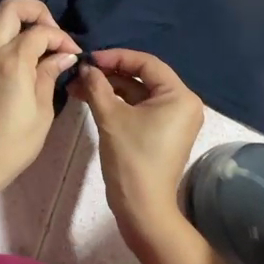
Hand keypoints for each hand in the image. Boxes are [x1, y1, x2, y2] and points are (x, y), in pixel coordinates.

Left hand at [0, 0, 79, 190]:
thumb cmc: (15, 142)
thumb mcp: (42, 110)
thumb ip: (49, 75)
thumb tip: (62, 56)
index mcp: (12, 61)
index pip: (40, 31)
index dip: (62, 37)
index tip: (73, 55)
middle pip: (10, 9)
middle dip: (36, 12)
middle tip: (54, 34)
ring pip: (0, 24)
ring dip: (24, 26)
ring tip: (46, 49)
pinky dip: (14, 41)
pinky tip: (32, 62)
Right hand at [70, 49, 204, 244]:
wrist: (141, 205)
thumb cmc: (131, 158)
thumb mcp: (110, 117)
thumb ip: (97, 86)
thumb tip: (84, 67)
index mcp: (179, 96)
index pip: (146, 64)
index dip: (116, 57)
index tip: (89, 59)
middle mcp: (183, 104)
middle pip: (143, 78)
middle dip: (110, 74)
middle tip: (81, 73)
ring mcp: (174, 120)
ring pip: (139, 94)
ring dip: (111, 89)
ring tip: (80, 86)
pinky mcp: (163, 133)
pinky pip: (140, 109)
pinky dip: (119, 104)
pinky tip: (93, 99)